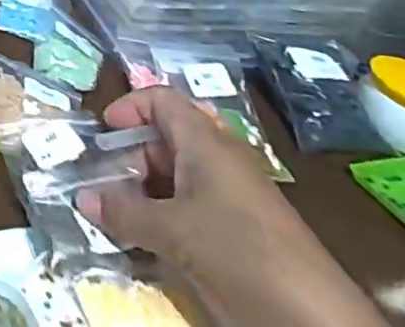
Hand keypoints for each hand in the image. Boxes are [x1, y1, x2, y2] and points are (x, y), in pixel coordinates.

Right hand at [77, 88, 386, 326]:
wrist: (321, 323)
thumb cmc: (241, 253)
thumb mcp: (173, 232)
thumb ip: (124, 212)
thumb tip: (83, 198)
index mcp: (206, 143)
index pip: (162, 100)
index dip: (130, 106)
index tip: (104, 131)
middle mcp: (220, 160)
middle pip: (165, 137)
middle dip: (131, 155)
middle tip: (106, 183)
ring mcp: (234, 195)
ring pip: (177, 175)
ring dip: (145, 189)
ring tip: (120, 214)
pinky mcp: (242, 229)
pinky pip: (192, 205)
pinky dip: (166, 213)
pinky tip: (150, 239)